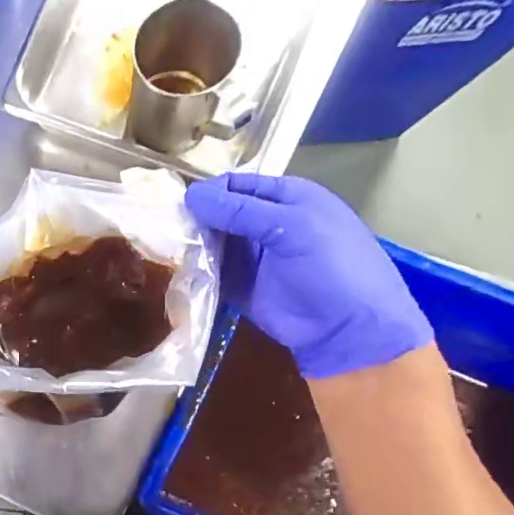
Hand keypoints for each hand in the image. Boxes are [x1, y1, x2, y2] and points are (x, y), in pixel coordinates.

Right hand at [185, 173, 430, 377]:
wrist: (347, 329)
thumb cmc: (330, 266)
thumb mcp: (290, 227)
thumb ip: (240, 211)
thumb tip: (191, 195)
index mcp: (287, 198)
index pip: (239, 185)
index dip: (211, 191)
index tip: (178, 202)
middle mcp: (269, 225)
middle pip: (223, 214)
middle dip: (198, 219)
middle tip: (166, 227)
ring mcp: (255, 260)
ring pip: (216, 245)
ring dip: (196, 247)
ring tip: (167, 249)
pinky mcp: (244, 291)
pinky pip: (216, 276)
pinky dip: (200, 274)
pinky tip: (179, 272)